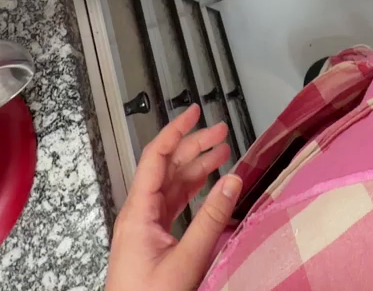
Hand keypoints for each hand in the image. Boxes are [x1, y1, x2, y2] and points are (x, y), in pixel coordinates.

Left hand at [107, 106, 239, 290]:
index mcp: (138, 212)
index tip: (195, 112)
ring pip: (171, 183)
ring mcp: (145, 227)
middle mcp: (139, 214)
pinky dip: (193, 187)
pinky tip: (209, 183)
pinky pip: (173, 202)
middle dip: (195, 145)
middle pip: (167, 166)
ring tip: (223, 151)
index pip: (157, 156)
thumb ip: (211, 219)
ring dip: (197, 165)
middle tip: (222, 131)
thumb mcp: (186, 261)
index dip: (176, 130)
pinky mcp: (152, 240)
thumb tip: (233, 178)